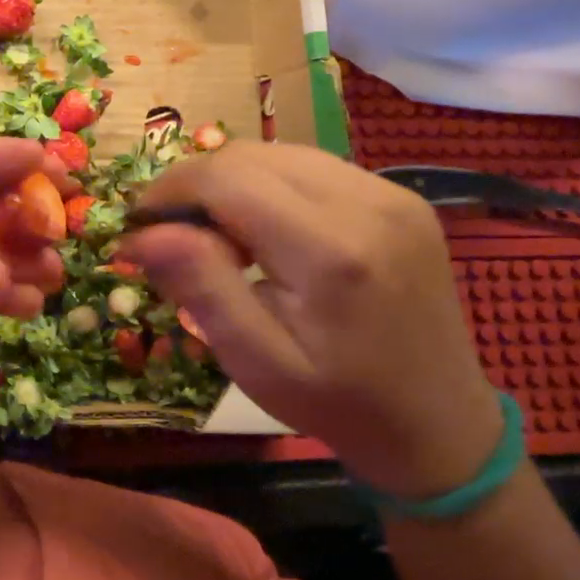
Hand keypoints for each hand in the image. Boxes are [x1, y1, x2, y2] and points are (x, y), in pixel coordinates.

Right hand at [120, 143, 503, 500]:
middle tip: (171, 235)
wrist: (442, 426)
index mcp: (331, 250)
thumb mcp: (255, 360)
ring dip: (229, 183)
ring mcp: (391, 194)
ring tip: (217, 236)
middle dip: (194, 185)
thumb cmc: (337, 402)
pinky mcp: (399, 196)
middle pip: (247, 156)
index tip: (138, 226)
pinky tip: (264, 231)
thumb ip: (199, 285)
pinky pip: (309, 166)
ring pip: (276, 154)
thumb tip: (139, 233)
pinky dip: (268, 186)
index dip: (168, 191)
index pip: (224, 178)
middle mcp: (367, 203)